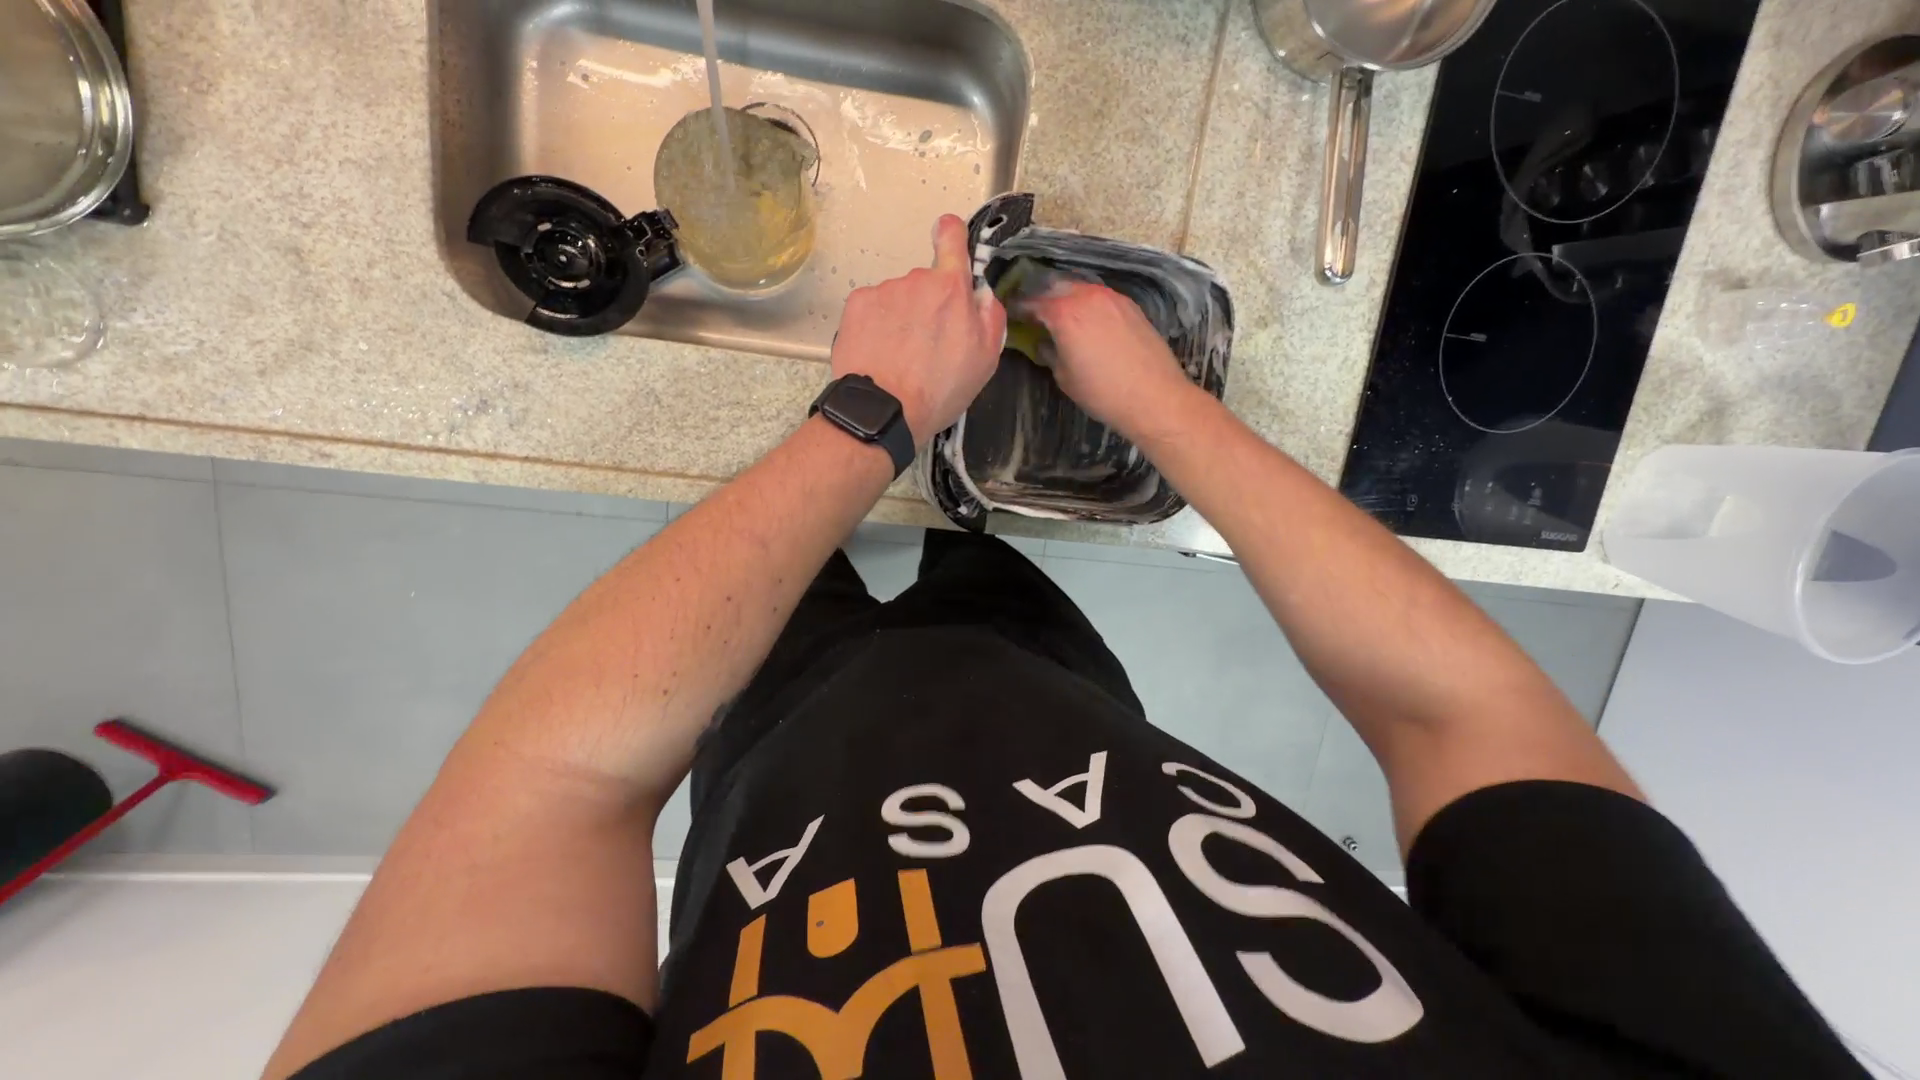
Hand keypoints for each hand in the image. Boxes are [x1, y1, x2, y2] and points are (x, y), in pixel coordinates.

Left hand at [831, 214, 1006, 444]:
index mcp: (951, 289)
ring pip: (898, 298)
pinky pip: (872, 309)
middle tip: (927, 346)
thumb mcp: (985, 360)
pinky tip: (879, 354)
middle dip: (928, 306)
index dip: (952, 236)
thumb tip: (982, 295)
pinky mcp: (856, 306)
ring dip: (901, 319)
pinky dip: (876, 326)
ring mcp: (883, 291)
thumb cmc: (939, 389)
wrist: (884, 411)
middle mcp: (916, 280)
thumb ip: (990, 317)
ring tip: (900, 358)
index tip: (948, 239)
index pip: (953, 238)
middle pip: (925, 284)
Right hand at [1020, 283, 1194, 440]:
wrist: (1154, 396)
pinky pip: (1100, 297)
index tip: (1010, 314)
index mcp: (1065, 313)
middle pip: (1056, 286)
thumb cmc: (1103, 392)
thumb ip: (1050, 353)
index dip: (1017, 308)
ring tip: (1059, 314)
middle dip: (1041, 296)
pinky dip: (1087, 303)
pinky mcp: (1130, 306)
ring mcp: (1112, 298)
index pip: (1032, 302)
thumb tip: (1044, 343)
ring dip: (1065, 297)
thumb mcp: (1065, 377)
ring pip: (1080, 288)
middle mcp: (1087, 296)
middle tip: (1032, 311)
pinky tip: (1087, 319)